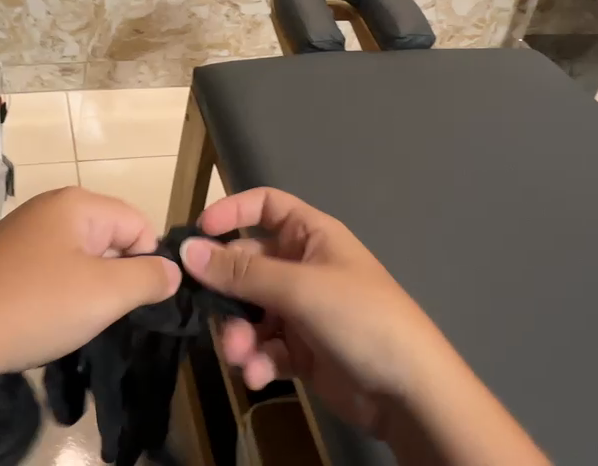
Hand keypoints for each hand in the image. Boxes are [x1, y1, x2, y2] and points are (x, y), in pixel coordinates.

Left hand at [0, 185, 181, 382]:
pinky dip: (54, 297)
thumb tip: (172, 270)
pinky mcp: (0, 261)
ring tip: (70, 322)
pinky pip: (48, 271)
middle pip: (107, 238)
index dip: (148, 262)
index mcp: (77, 204)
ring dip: (85, 291)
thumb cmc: (34, 306)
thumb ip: (147, 278)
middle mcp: (49, 208)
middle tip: (103, 315)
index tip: (139, 302)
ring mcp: (21, 234)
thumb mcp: (104, 294)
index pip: (138, 223)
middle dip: (114, 278)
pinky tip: (41, 322)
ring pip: (77, 258)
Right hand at [181, 187, 450, 431]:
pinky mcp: (303, 350)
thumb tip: (187, 249)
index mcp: (311, 235)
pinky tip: (257, 376)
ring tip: (240, 356)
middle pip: (248, 265)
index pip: (266, 206)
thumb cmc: (360, 317)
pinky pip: (265, 347)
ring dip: (239, 333)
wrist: (410, 392)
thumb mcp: (300, 288)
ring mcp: (303, 310)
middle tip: (209, 315)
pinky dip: (257, 360)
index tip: (197, 233)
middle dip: (227, 293)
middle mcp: (303, 266)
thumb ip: (241, 272)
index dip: (232, 212)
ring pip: (251, 311)